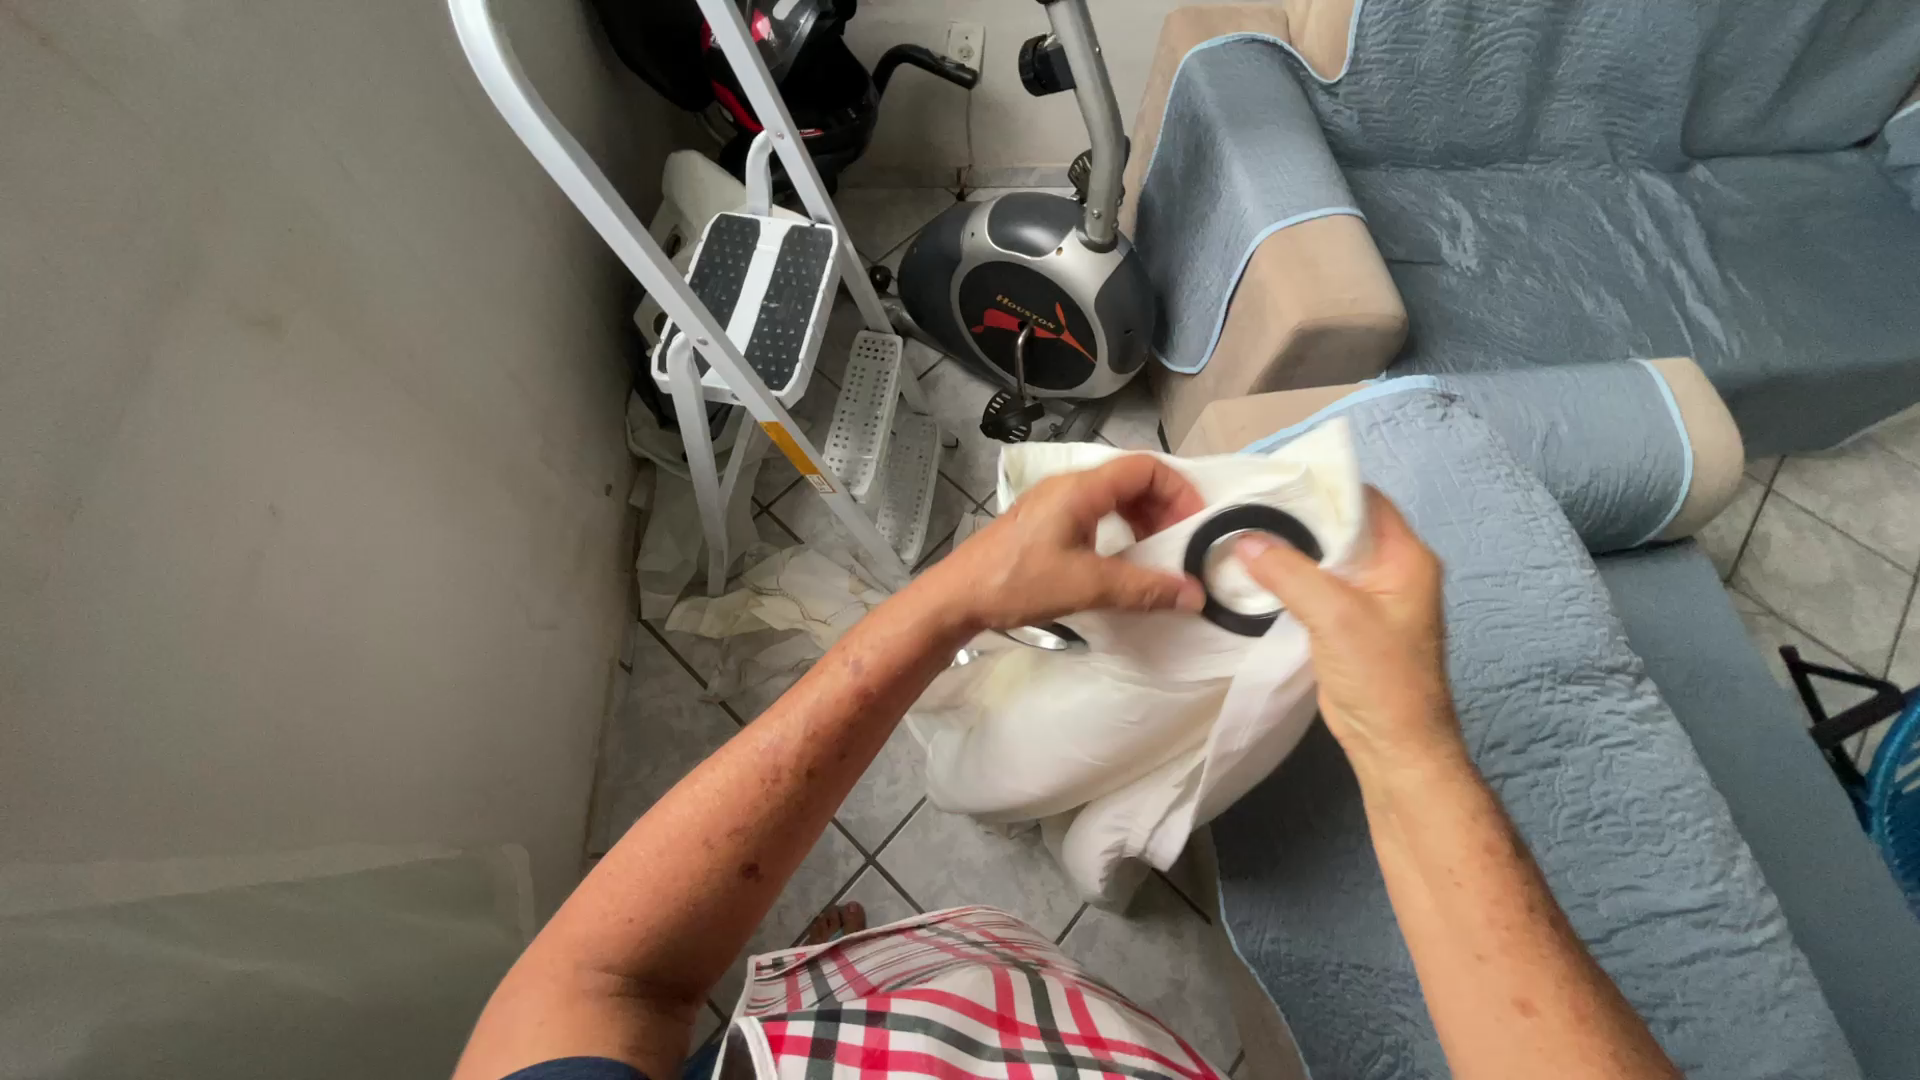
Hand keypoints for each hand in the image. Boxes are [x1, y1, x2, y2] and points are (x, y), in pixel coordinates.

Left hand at [911, 454, 1207, 631]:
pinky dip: (1119, 531)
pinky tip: (1123, 561)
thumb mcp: (1086, 586)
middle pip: (1131, 480)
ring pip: (1113, 498)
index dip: (1179, 490)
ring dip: (1142, 521)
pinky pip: (1095, 515)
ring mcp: (1054, 504)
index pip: (1145, 466)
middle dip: (1164, 508)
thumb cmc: (1017, 582)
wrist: (957, 596)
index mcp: (1080, 488)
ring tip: (1158, 556)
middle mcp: (1068, 487)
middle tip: (1181, 546)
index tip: (1196, 525)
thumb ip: (1143, 588)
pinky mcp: (1045, 523)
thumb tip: (1194, 595)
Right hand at [1233, 487, 1464, 776]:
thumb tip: (1243, 540)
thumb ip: (1289, 573)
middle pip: (1339, 527)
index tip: (1271, 485)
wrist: (1392, 745)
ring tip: (1241, 537)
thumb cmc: (1380, 677)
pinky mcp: (1345, 620)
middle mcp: (1390, 570)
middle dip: (1293, 518)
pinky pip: (1312, 584)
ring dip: (1286, 549)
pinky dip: (1285, 576)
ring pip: (1322, 557)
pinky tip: (1253, 574)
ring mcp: (1367, 597)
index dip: (1321, 488)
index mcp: (1405, 558)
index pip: (1363, 501)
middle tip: (1244, 510)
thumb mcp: (1335, 616)